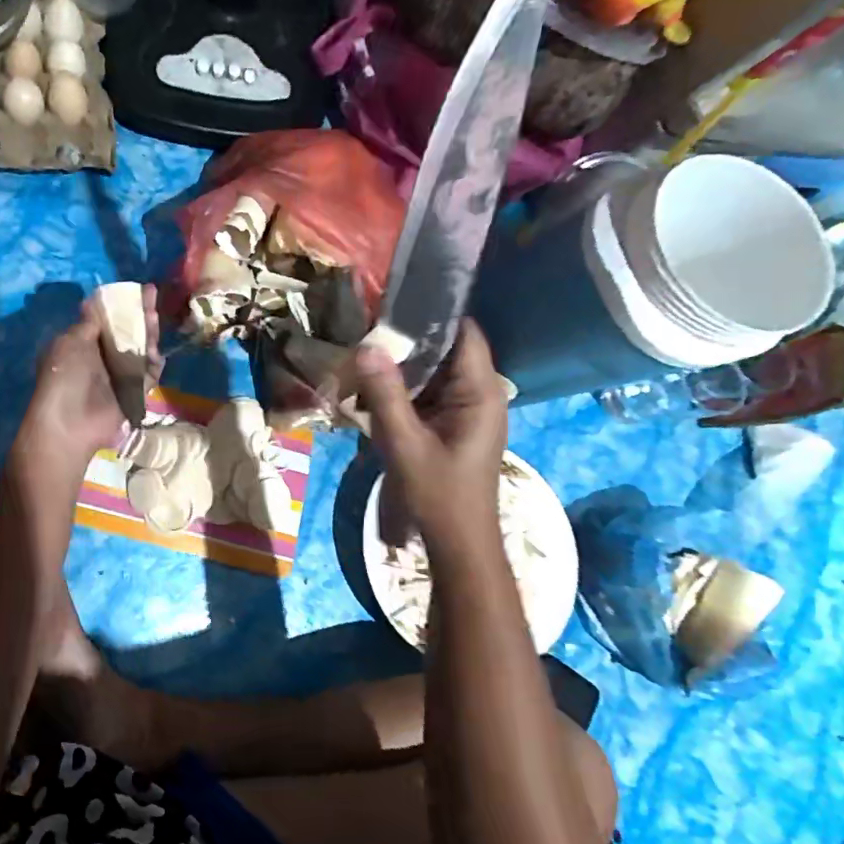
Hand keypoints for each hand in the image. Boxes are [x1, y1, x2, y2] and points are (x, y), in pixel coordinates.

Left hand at [17, 285, 160, 471]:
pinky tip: (157, 355)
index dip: (121, 304)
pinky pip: (149, 375)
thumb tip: (95, 302)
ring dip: (149, 335)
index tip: (136, 290)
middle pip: (127, 333)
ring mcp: (119, 376)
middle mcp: (102, 358)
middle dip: (140, 315)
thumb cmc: (64, 376)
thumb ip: (90, 323)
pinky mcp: (133, 393)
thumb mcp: (70, 341)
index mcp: (83, 344)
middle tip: (153, 298)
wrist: (69, 423)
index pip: (107, 320)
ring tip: (154, 320)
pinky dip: (154, 365)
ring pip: (141, 351)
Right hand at [357, 319, 508, 540]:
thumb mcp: (405, 444)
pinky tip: (373, 390)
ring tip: (364, 356)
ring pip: (434, 373)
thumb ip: (385, 394)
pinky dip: (404, 390)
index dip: (432, 314)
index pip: (463, 334)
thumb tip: (366, 347)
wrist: (458, 542)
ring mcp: (467, 410)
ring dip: (402, 367)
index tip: (392, 302)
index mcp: (480, 392)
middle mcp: (480, 394)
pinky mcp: (453, 425)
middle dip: (408, 341)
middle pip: (446, 350)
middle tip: (366, 330)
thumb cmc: (438, 494)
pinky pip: (429, 395)